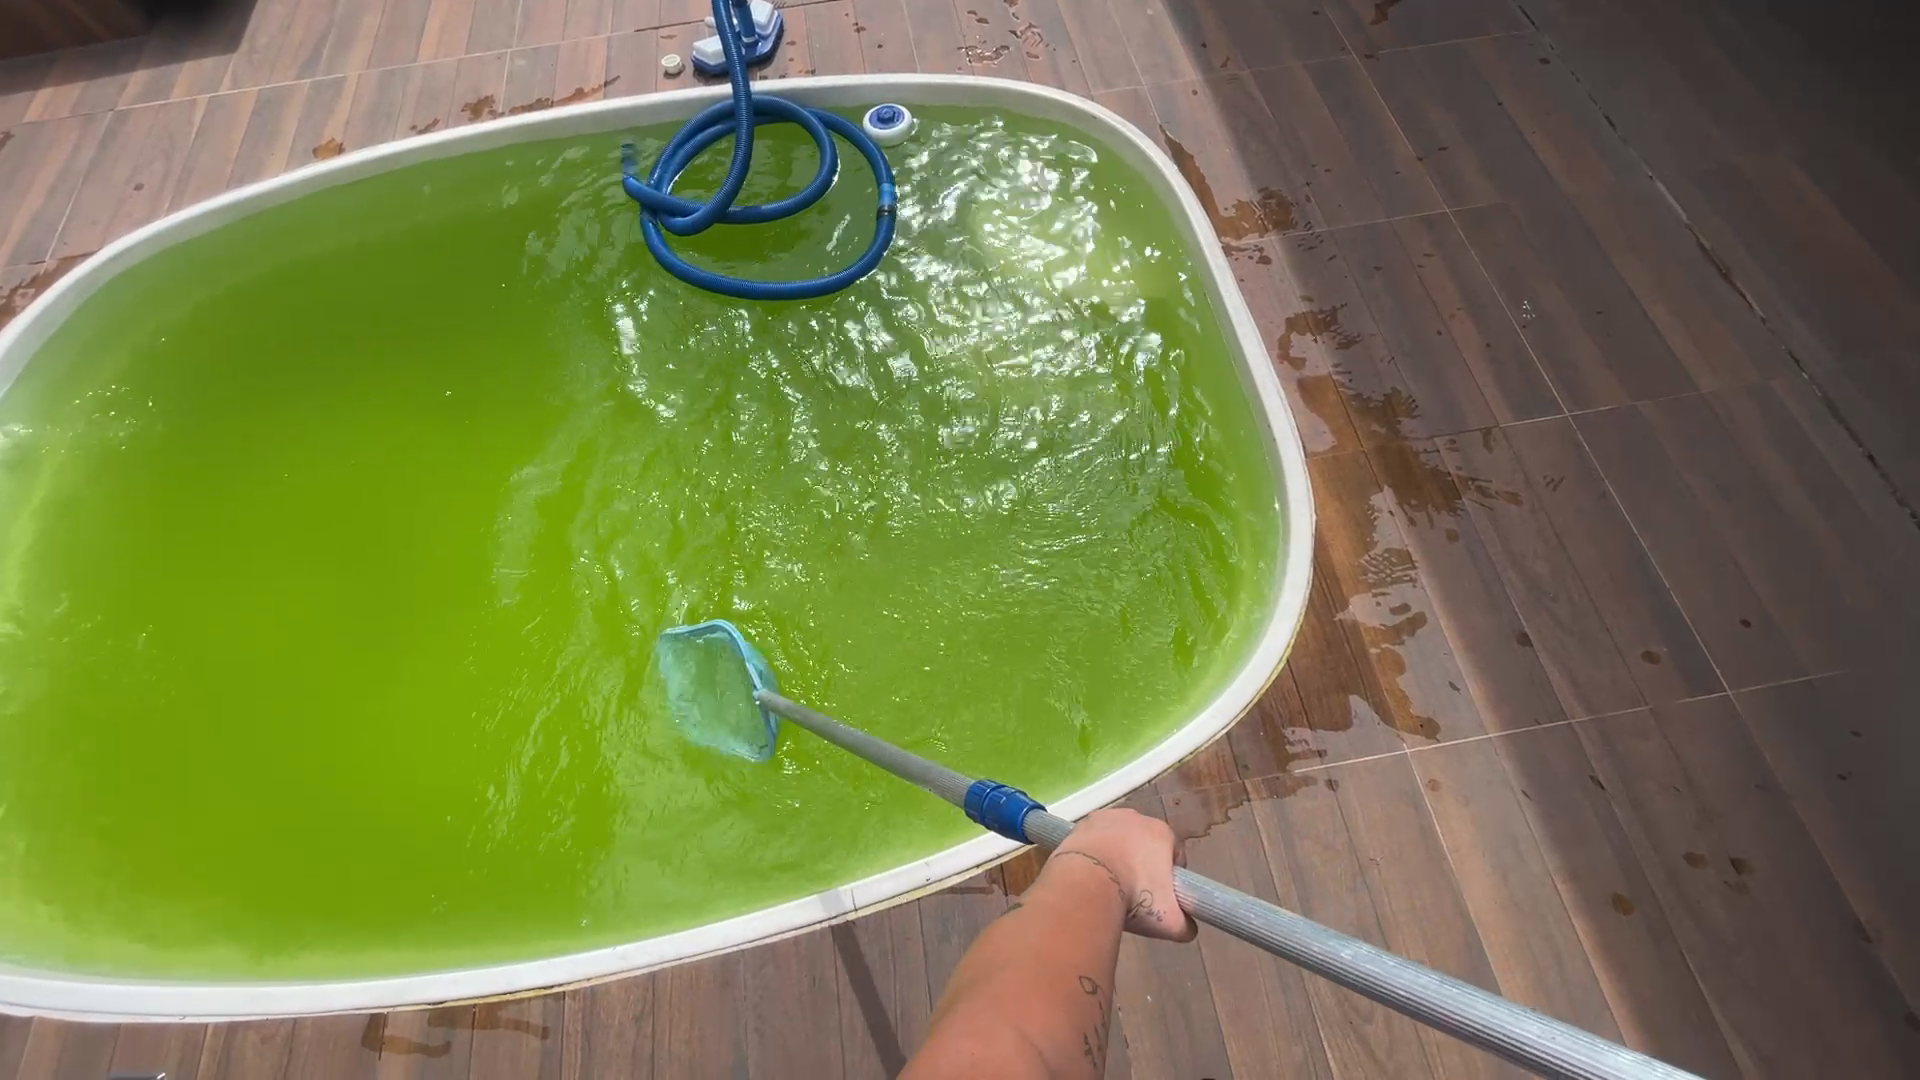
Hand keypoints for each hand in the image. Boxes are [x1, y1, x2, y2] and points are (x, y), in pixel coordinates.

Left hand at [1046, 808, 1195, 942]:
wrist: (1086, 884)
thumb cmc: (1135, 896)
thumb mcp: (1170, 922)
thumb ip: (1186, 925)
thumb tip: (1187, 928)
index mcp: (1161, 832)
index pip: (1173, 852)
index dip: (1170, 875)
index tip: (1162, 895)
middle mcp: (1134, 817)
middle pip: (1144, 843)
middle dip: (1142, 863)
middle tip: (1135, 890)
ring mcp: (1104, 817)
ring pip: (1117, 839)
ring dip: (1116, 856)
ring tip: (1109, 884)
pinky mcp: (1079, 825)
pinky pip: (1093, 840)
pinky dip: (1094, 854)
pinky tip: (1090, 875)